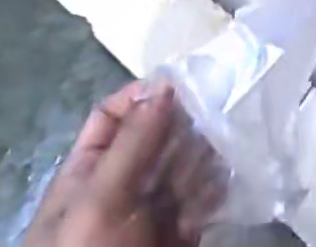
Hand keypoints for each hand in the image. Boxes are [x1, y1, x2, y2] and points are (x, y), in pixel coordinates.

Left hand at [25, 81, 220, 246]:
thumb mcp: (98, 203)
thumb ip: (132, 144)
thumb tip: (165, 83)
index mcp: (86, 175)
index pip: (113, 117)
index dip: (143, 96)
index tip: (183, 84)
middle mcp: (119, 188)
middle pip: (154, 136)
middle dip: (184, 121)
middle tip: (219, 108)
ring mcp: (149, 217)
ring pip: (182, 164)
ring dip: (205, 152)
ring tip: (228, 142)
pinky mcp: (178, 239)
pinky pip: (200, 201)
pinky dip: (216, 187)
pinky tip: (230, 178)